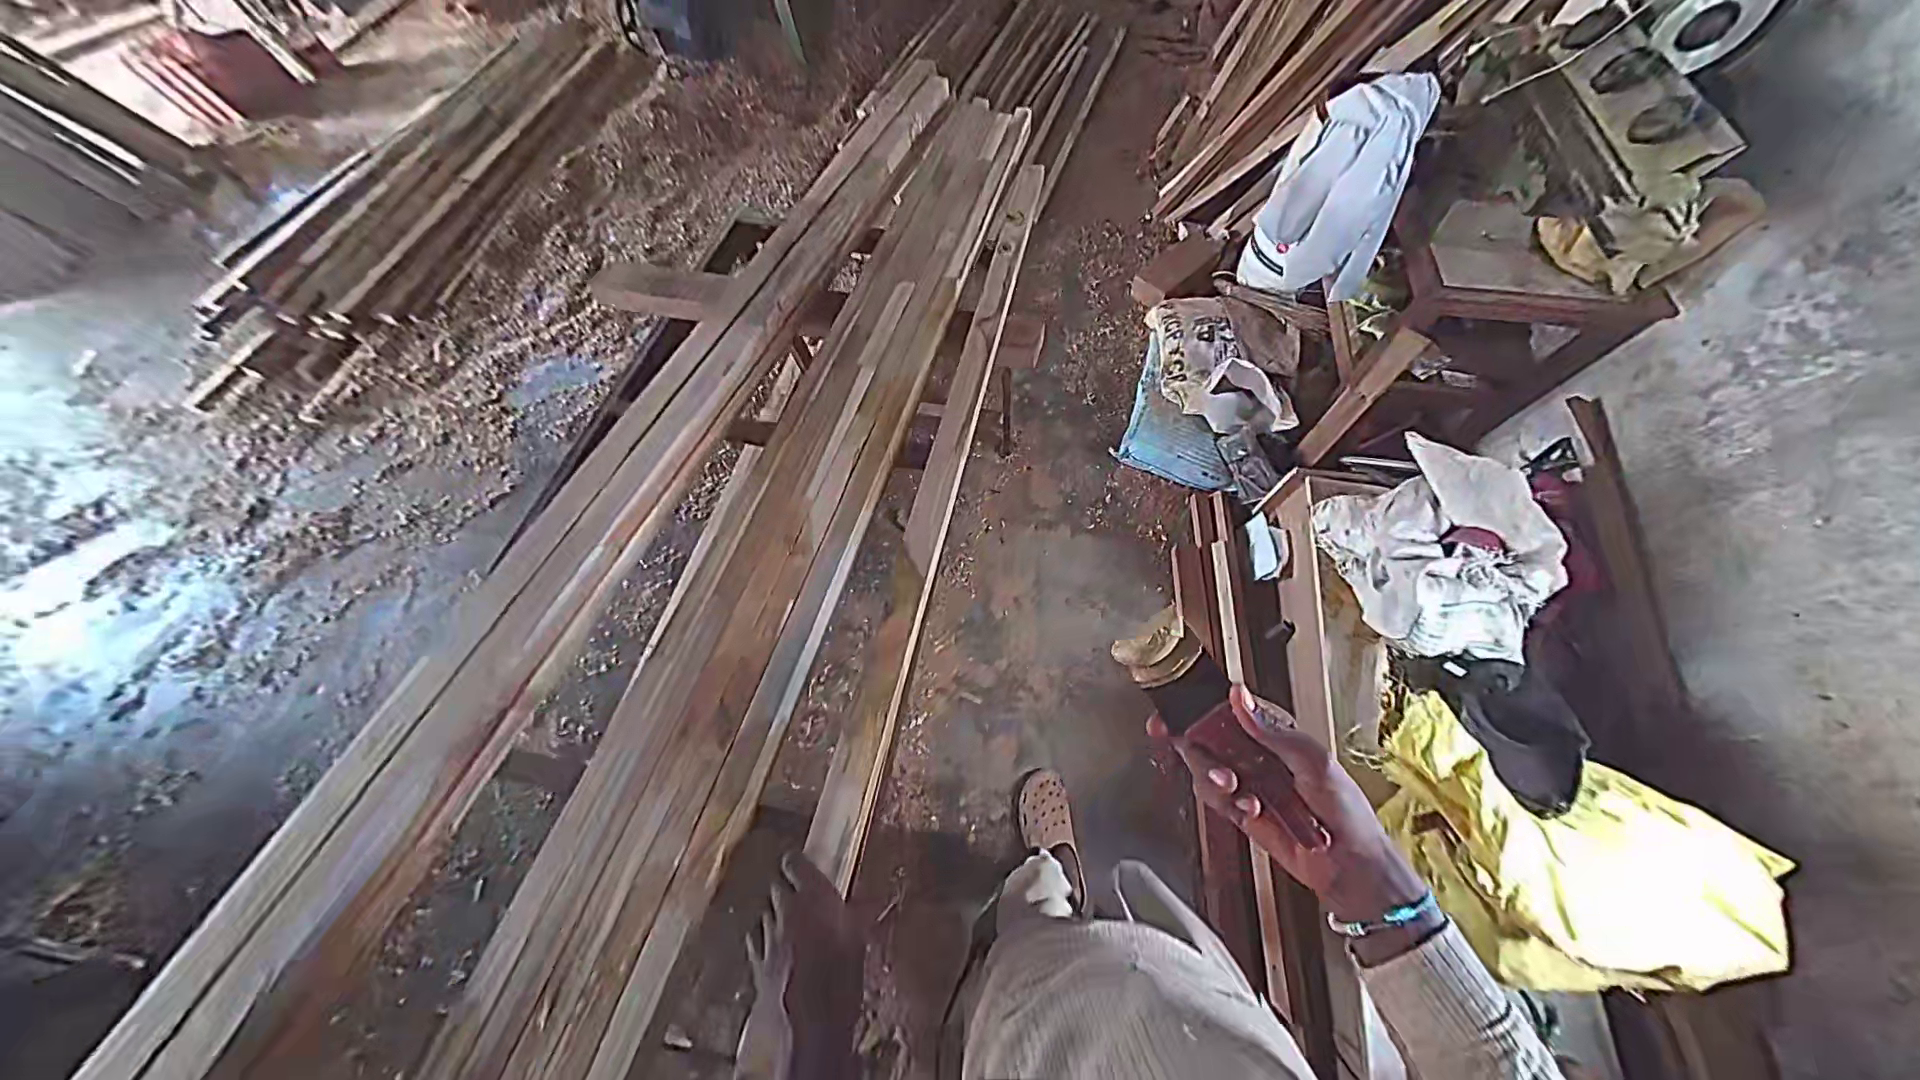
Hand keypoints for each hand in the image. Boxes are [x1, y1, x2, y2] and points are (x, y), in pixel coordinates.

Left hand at [739, 853, 864, 1079]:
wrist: (810, 1026)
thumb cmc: (842, 979)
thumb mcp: (858, 940)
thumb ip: (855, 915)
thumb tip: (863, 902)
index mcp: (812, 897)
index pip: (793, 863)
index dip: (795, 862)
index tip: (799, 862)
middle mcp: (785, 910)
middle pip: (777, 887)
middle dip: (787, 888)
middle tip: (801, 896)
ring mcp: (767, 938)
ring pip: (766, 913)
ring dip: (776, 914)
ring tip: (790, 923)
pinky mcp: (756, 964)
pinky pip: (756, 939)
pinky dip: (763, 938)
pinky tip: (773, 947)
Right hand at [1150, 686, 1437, 960]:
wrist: (1351, 868)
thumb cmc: (1346, 810)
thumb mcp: (1313, 761)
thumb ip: (1272, 731)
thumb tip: (1239, 696)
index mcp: (1273, 731)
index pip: (1227, 708)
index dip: (1196, 708)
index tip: (1173, 714)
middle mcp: (1254, 752)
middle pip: (1204, 738)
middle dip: (1199, 751)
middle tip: (1215, 766)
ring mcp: (1245, 779)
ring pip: (1203, 767)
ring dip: (1214, 779)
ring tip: (1237, 791)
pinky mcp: (1238, 807)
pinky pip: (1211, 796)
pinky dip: (1223, 802)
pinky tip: (1248, 808)